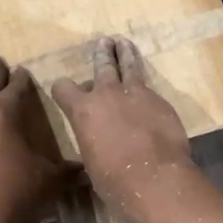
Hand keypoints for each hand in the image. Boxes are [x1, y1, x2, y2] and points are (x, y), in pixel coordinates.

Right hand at [50, 38, 193, 222]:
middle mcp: (107, 94)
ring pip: (129, 65)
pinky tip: (148, 92)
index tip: (63, 89)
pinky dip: (145, 87)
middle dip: (101, 53)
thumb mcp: (92, 161)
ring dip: (125, 53)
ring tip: (123, 42)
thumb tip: (100, 141)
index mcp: (83, 110)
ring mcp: (136, 93)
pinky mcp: (160, 100)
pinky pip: (149, 88)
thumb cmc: (114, 180)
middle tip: (103, 42)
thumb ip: (94, 141)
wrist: (154, 177)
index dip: (62, 89)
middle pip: (102, 64)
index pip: (64, 88)